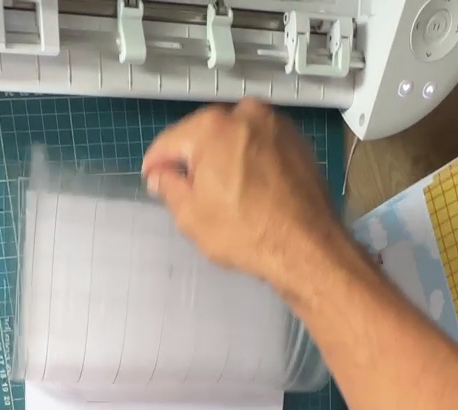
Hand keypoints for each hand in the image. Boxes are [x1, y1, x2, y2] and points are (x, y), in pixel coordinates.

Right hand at [142, 99, 353, 291]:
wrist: (306, 246)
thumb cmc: (247, 233)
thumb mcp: (191, 216)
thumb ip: (168, 187)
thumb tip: (160, 175)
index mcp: (212, 127)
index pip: (170, 141)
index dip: (156, 163)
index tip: (151, 178)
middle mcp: (244, 114)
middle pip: (204, 135)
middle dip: (193, 161)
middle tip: (188, 192)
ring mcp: (275, 124)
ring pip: (234, 139)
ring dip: (222, 161)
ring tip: (222, 196)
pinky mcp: (296, 140)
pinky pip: (259, 146)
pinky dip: (249, 163)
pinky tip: (248, 191)